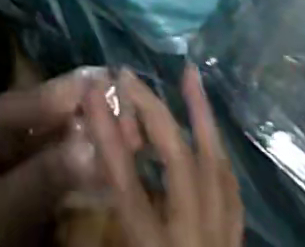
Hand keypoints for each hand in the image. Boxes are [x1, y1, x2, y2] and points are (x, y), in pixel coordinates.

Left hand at [0, 70, 105, 246]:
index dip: (77, 93)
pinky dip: (63, 182)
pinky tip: (93, 184)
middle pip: (42, 123)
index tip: (120, 85)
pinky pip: (37, 182)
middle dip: (83, 124)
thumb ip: (47, 175)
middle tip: (131, 123)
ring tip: (122, 147)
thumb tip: (97, 141)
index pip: (37, 99)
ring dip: (77, 153)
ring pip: (44, 153)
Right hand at [80, 64, 243, 246]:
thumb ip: (85, 230)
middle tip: (127, 75)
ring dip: (201, 118)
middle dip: (154, 113)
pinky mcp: (235, 246)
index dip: (107, 132)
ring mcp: (223, 243)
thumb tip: (69, 170)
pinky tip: (208, 130)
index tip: (91, 89)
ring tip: (188, 76)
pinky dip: (217, 150)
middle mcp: (195, 243)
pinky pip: (231, 189)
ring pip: (218, 169)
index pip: (128, 184)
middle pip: (181, 165)